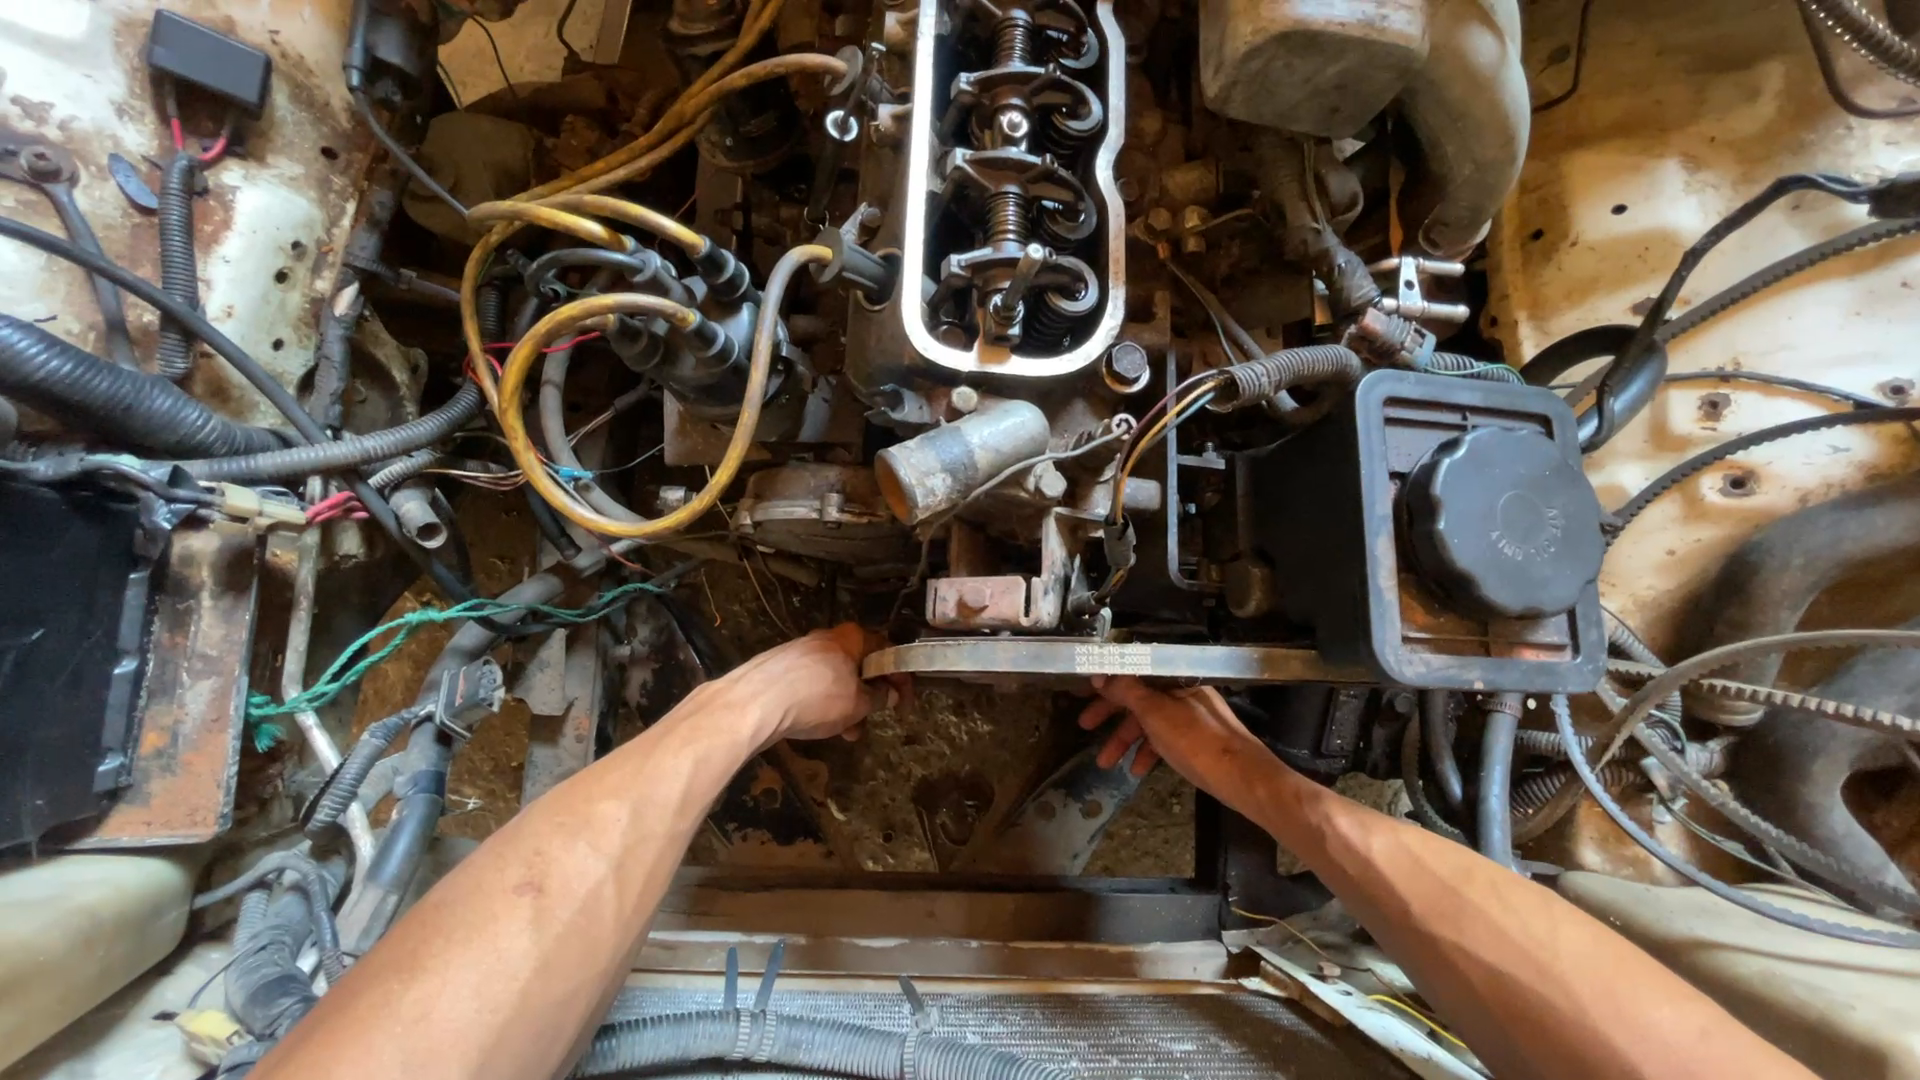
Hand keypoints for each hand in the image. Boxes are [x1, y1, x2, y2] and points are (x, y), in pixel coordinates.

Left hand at [723, 623, 905, 745]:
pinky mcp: (783, 667)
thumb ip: (879, 698)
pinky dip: (825, 703)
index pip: (889, 652)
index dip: (901, 680)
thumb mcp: (858, 704)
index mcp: (853, 637)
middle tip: (873, 720)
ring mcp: (803, 651)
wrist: (756, 702)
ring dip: (848, 705)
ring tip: (847, 731)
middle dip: (870, 696)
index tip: (903, 705)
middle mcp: (829, 638)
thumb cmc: (818, 697)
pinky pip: (815, 684)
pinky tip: (821, 725)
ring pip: (838, 678)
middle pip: (861, 665)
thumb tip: (889, 693)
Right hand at [1077, 676, 1277, 812]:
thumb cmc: (1197, 741)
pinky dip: (1149, 752)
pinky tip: (1137, 770)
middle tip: (1084, 725)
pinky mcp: (1196, 740)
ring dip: (1125, 741)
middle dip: (1111, 715)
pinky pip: (1165, 740)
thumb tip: (1101, 675)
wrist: (1243, 778)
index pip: (1134, 671)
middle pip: (1139, 698)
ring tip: (1105, 763)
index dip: (1108, 681)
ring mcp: (1190, 717)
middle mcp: (1182, 692)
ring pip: (1149, 722)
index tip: (1086, 693)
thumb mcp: (1155, 713)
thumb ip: (1127, 691)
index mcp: (1175, 678)